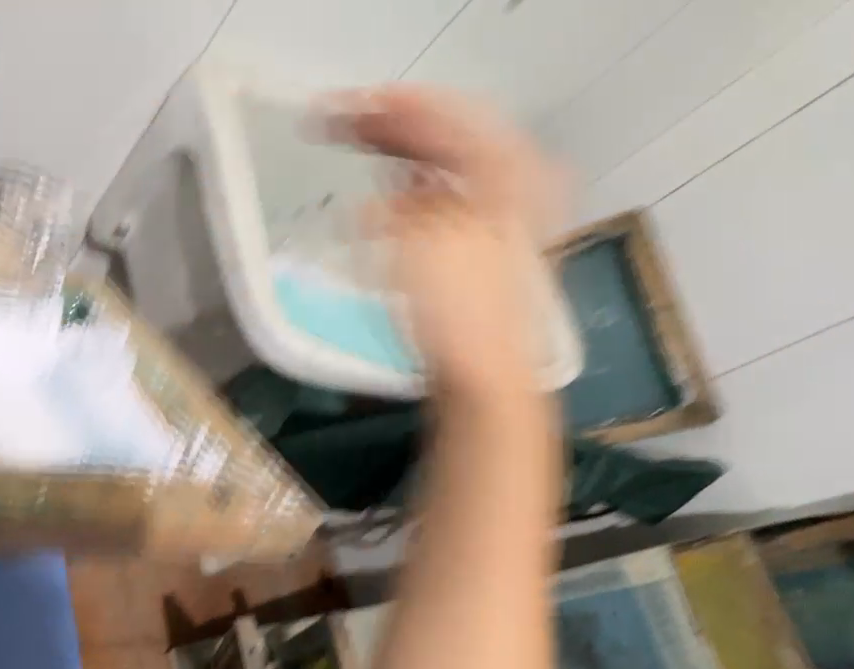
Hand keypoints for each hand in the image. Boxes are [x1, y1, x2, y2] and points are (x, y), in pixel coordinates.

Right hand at [317, 85, 566, 405]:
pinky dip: (409, 189)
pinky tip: (382, 191)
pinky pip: (442, 197)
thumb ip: (405, 200)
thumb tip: (385, 184)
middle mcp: (511, 184)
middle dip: (393, 128)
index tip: (346, 107)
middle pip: (448, 137)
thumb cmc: (458, 314)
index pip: (446, 119)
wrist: (485, 376)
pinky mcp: (480, 246)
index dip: (394, 109)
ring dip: (398, 154)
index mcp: (507, 173)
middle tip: (341, 123)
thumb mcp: (427, 244)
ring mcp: (499, 215)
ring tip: (355, 145)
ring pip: (443, 167)